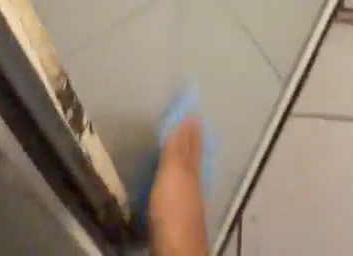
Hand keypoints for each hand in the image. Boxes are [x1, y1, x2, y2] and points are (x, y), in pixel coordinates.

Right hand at [148, 114, 206, 255]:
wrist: (177, 255)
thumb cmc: (174, 210)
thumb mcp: (174, 174)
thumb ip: (178, 148)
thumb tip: (191, 115)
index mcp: (192, 172)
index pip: (192, 145)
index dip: (190, 129)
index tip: (187, 111)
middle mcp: (192, 187)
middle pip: (189, 161)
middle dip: (184, 145)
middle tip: (176, 128)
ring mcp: (185, 206)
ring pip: (182, 178)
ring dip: (175, 165)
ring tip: (164, 155)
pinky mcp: (174, 223)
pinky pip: (172, 195)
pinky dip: (167, 186)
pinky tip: (160, 188)